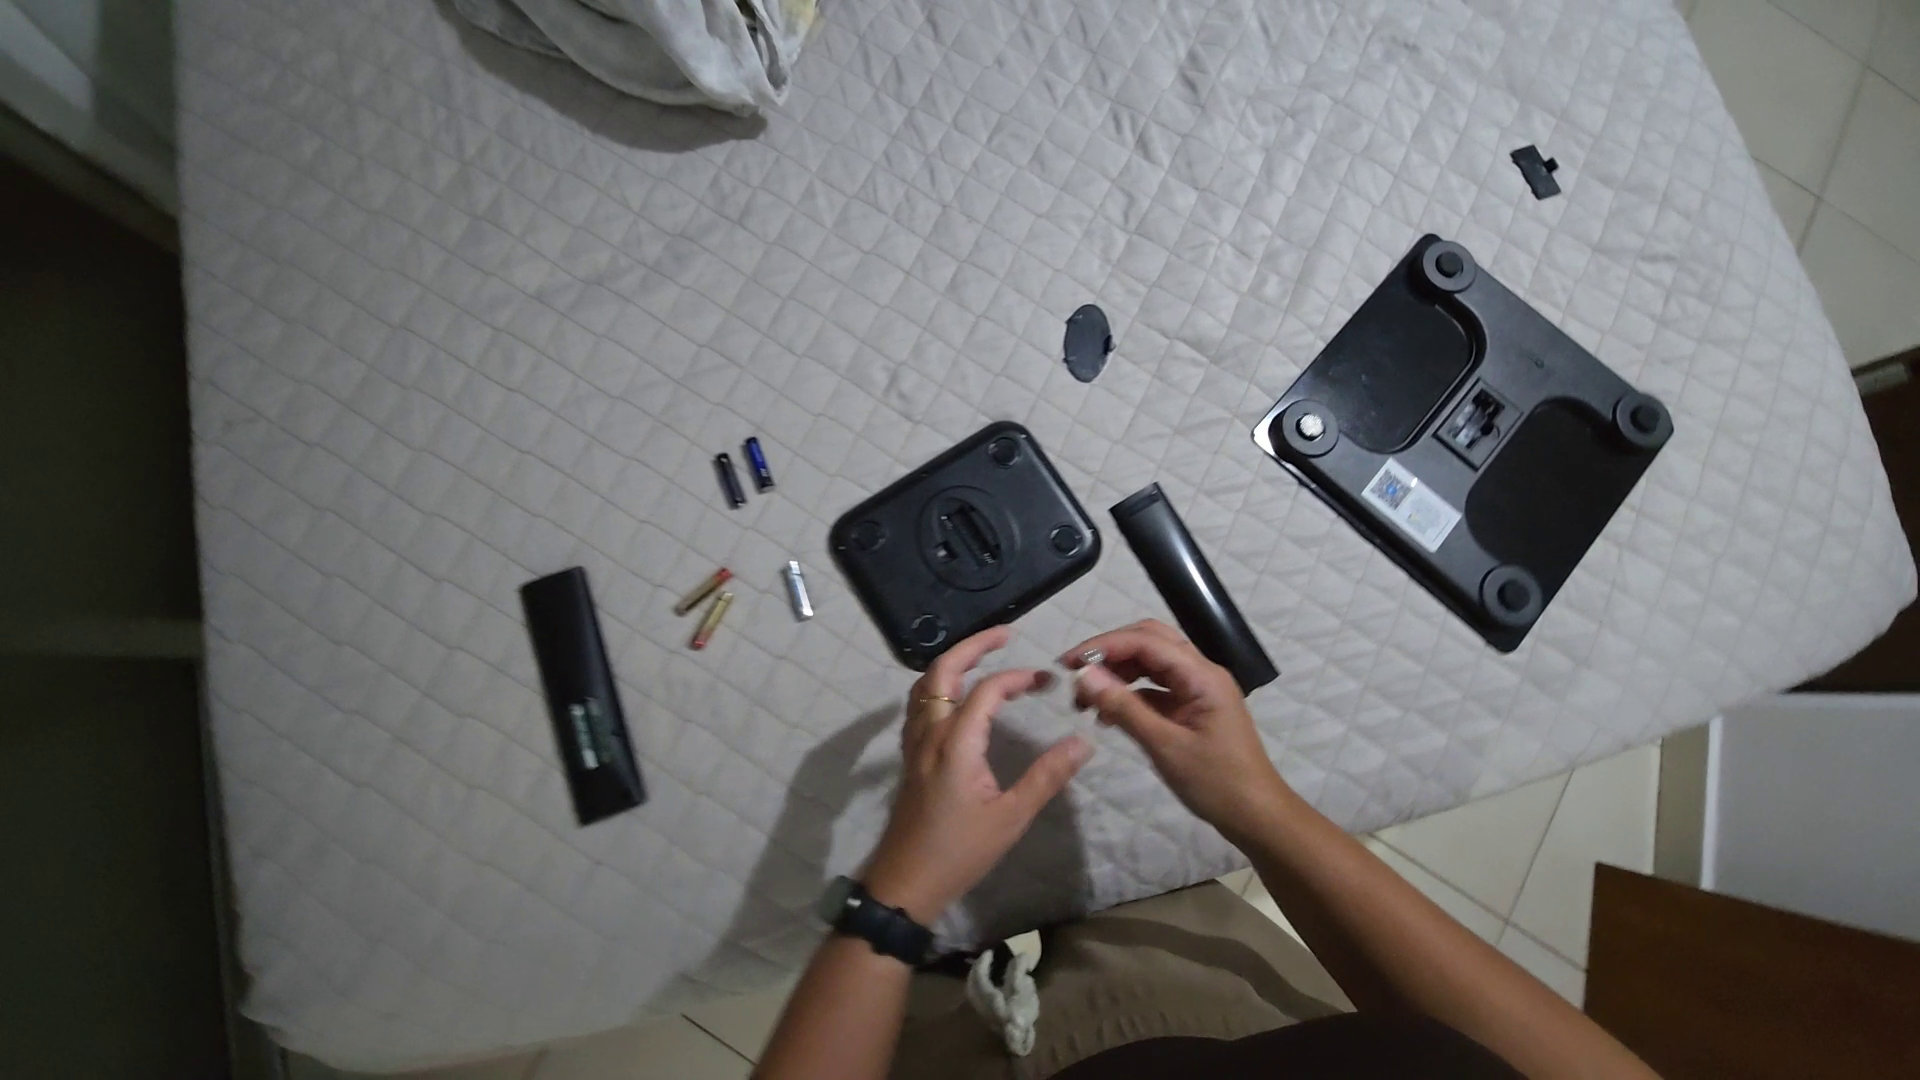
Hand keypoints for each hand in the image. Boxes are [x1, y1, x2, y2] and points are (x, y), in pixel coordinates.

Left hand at [863, 625, 1093, 924]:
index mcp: (956, 741)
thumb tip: (1082, 743)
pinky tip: (954, 696)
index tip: (1044, 681)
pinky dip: (938, 685)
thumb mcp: (1011, 816)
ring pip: (925, 684)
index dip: (1017, 678)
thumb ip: (1047, 776)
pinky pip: (919, 704)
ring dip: (952, 662)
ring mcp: (914, 741)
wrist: (905, 881)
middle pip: (943, 670)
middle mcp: (930, 731)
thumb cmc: (959, 851)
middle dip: (972, 646)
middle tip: (1004, 635)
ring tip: (981, 657)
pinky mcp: (909, 754)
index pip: (986, 690)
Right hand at [1063, 620, 1291, 840]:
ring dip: (1117, 672)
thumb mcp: (1165, 746)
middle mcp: (1201, 672)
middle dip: (1110, 652)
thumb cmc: (1216, 782)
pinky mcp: (1192, 706)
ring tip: (1086, 698)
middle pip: (1149, 640)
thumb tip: (1083, 676)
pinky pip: (1155, 686)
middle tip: (1075, 673)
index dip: (1104, 646)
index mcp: (1201, 675)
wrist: (1257, 816)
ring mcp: (1197, 688)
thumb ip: (1123, 708)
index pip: (1145, 641)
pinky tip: (1107, 714)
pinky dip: (1129, 693)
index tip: (1068, 663)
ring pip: (1150, 662)